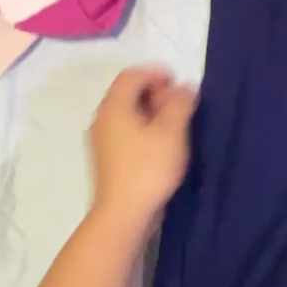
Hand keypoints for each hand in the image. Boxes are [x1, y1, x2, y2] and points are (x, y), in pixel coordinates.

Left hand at [88, 66, 196, 231]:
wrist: (123, 214)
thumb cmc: (148, 168)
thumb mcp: (171, 132)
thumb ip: (180, 104)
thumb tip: (184, 87)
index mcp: (114, 107)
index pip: (131, 75)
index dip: (155, 73)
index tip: (178, 82)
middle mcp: (102, 119)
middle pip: (127, 93)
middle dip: (155, 92)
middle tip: (180, 104)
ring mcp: (102, 140)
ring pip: (127, 114)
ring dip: (151, 112)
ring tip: (175, 125)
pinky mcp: (108, 159)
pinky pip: (126, 131)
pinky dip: (144, 128)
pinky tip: (162, 144)